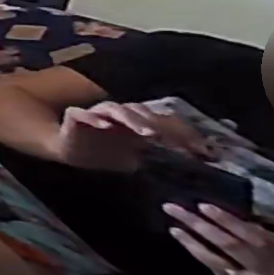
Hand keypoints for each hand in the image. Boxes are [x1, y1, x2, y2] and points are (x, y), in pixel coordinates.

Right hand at [85, 101, 208, 155]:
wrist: (71, 153)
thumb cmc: (105, 154)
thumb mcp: (138, 159)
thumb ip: (159, 158)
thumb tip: (192, 165)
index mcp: (136, 122)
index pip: (162, 121)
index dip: (182, 133)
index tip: (202, 151)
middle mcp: (118, 114)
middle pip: (140, 112)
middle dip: (159, 125)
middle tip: (176, 141)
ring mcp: (96, 113)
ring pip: (115, 109)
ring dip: (132, 119)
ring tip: (147, 133)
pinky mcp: (75, 116)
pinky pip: (83, 113)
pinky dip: (93, 118)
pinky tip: (104, 126)